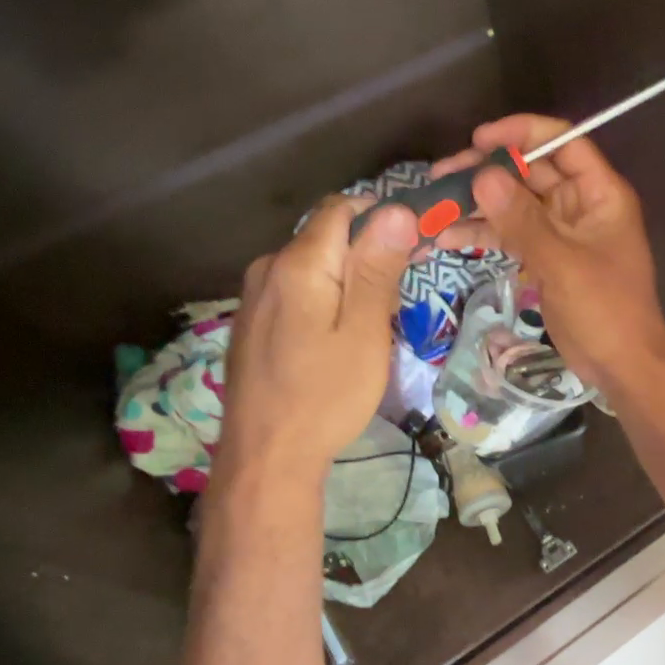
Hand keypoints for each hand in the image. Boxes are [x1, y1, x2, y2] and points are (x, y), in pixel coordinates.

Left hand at [213, 196, 416, 494]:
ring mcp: (254, 295)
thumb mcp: (365, 333)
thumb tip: (397, 209)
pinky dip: (322, 297)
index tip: (413, 253)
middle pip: (326, 235)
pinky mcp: (251, 320)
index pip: (343, 208)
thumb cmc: (326, 396)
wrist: (266, 455)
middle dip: (365, 253)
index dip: (382, 219)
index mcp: (298, 263)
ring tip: (369, 325)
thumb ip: (377, 269)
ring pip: (311, 264)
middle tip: (396, 300)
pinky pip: (295, 288)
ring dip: (344, 278)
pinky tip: (334, 339)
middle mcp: (268, 266)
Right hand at [435, 114, 664, 390]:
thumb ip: (521, 220)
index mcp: (600, 194)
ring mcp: (562, 233)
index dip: (523, 133)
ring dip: (478, 203)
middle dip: (488, 171)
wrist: (622, 366)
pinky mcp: (547, 258)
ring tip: (434, 203)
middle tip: (443, 175)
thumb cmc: (605, 310)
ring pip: (516, 204)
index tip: (480, 140)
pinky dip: (484, 234)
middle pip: (532, 171)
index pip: (563, 143)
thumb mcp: (562, 263)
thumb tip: (482, 176)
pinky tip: (446, 236)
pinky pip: (512, 235)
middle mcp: (582, 205)